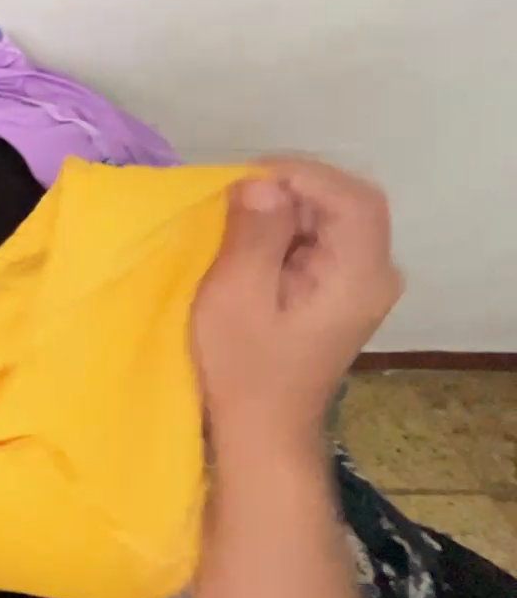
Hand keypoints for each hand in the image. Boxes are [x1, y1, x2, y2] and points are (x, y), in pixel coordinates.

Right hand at [191, 157, 402, 447]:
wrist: (258, 422)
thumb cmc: (241, 362)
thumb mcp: (235, 295)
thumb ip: (254, 237)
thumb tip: (260, 183)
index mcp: (358, 275)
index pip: (353, 199)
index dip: (300, 175)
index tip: (237, 179)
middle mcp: (373, 273)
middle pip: (347, 204)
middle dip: (287, 187)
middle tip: (224, 196)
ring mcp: (357, 282)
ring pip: (331, 218)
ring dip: (280, 207)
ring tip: (226, 216)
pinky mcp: (335, 289)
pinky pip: (318, 239)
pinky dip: (280, 226)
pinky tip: (244, 240)